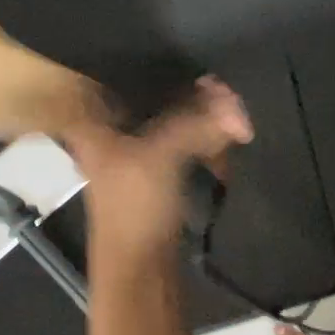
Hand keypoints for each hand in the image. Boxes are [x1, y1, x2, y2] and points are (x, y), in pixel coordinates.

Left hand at [59, 77, 253, 277]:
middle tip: (228, 100)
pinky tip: (226, 146)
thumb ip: (197, 124)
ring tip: (234, 125)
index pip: (126, 74)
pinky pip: (188, 140)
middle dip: (198, 96)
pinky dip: (208, 140)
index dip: (162, 66)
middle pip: (159, 94)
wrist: (140, 268)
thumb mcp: (161, 155)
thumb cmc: (135, 208)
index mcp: (96, 120)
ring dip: (208, 119)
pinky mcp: (161, 169)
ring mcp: (138, 149)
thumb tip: (238, 108)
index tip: (200, 71)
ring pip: (177, 117)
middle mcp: (113, 128)